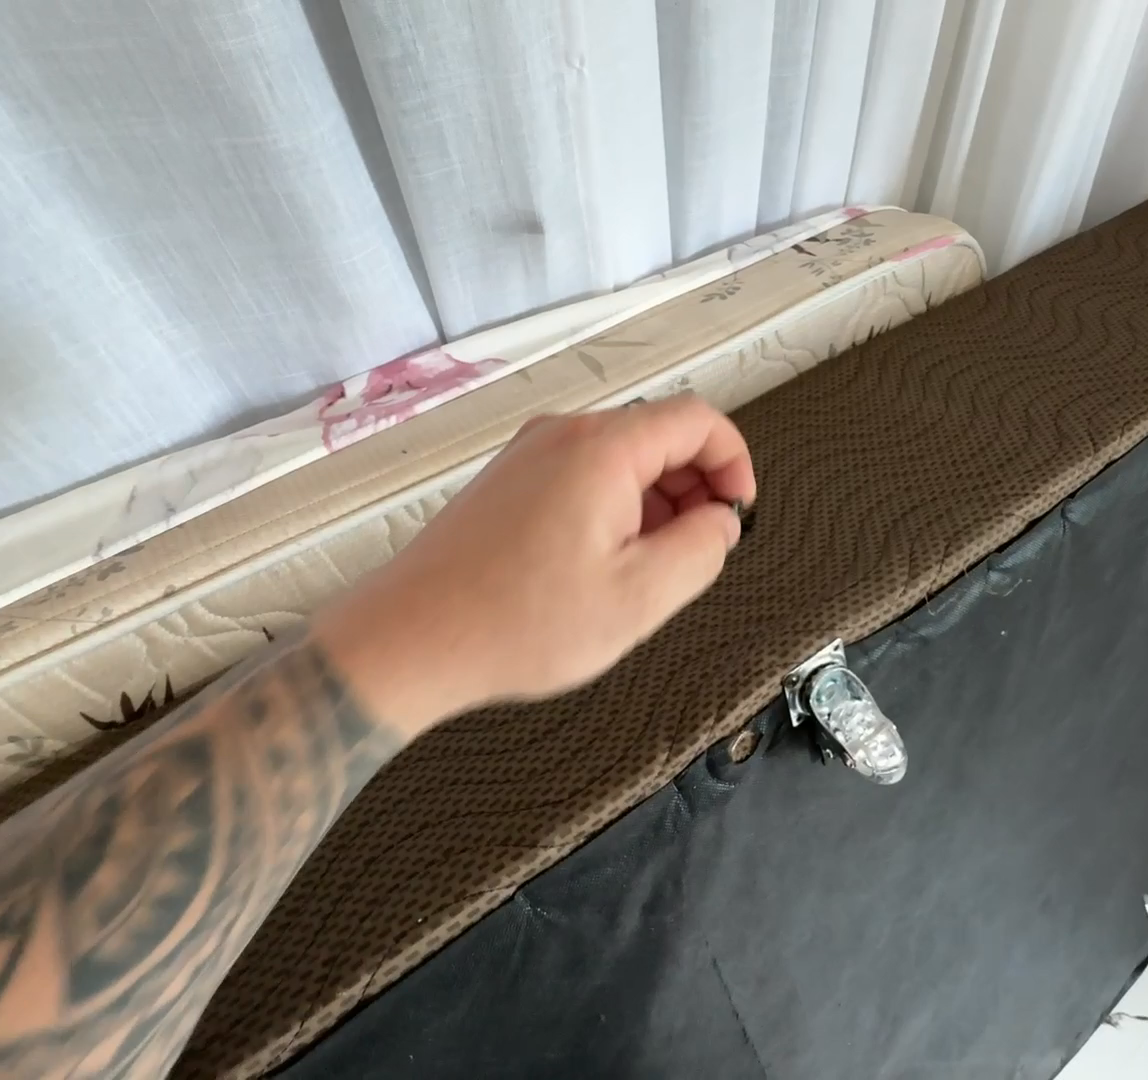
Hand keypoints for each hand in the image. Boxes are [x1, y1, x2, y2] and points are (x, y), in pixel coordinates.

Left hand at [314, 394, 756, 731]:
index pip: (697, 420)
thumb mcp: (639, 598)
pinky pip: (584, 475)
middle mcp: (562, 435)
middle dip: (695, 485)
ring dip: (656, 500)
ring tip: (651, 564)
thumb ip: (701, 549)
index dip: (733, 461)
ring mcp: (529, 454)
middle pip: (658, 434)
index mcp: (602, 450)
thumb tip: (721, 521)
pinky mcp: (510, 481)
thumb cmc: (517, 624)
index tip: (737, 511)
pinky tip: (606, 560)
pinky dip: (616, 505)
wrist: (410, 640)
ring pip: (622, 457)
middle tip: (700, 546)